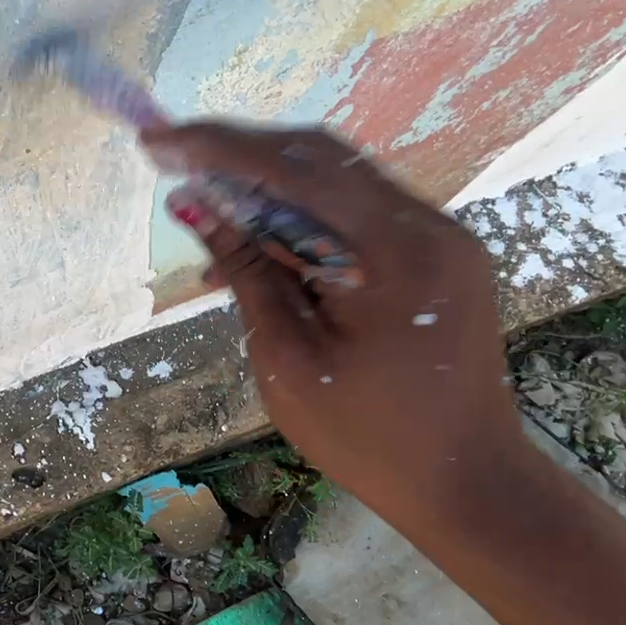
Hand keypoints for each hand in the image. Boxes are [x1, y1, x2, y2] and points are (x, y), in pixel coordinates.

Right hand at [139, 122, 529, 518]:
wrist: (468, 484)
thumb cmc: (366, 435)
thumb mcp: (286, 354)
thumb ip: (245, 270)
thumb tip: (194, 205)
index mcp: (394, 253)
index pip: (295, 170)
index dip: (217, 148)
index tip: (157, 140)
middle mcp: (427, 226)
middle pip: (319, 160)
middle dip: (239, 155)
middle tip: (173, 161)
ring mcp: (438, 237)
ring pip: (335, 182)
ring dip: (265, 189)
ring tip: (205, 211)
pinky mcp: (435, 255)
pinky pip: (354, 215)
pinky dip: (299, 219)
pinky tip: (257, 248)